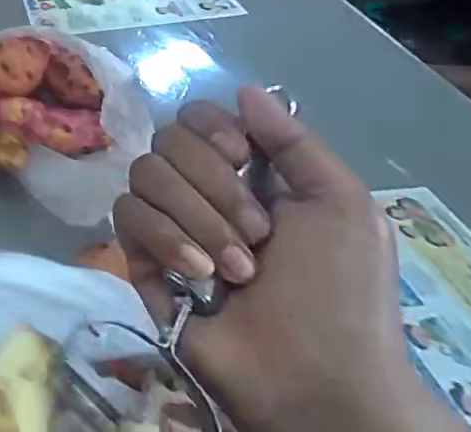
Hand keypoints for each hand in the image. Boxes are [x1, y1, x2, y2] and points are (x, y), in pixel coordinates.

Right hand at [116, 90, 460, 431]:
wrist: (319, 382)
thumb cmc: (342, 294)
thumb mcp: (342, 207)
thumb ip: (295, 141)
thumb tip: (245, 88)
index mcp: (244, 170)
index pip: (196, 115)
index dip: (210, 126)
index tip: (239, 154)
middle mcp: (199, 188)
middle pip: (168, 140)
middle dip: (213, 185)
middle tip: (258, 235)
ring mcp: (167, 222)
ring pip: (145, 174)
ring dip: (196, 219)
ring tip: (237, 270)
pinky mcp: (141, 258)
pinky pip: (127, 216)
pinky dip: (166, 239)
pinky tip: (198, 276)